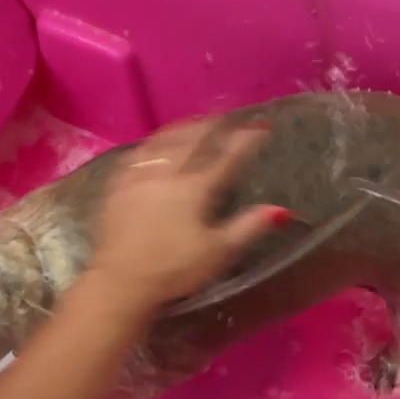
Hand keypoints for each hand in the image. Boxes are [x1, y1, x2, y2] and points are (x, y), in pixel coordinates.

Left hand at [85, 117, 287, 306]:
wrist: (122, 281)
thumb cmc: (176, 269)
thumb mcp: (220, 252)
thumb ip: (250, 227)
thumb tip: (282, 210)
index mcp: (196, 188)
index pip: (226, 157)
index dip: (246, 140)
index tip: (261, 127)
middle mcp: (167, 173)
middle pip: (192, 140)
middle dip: (213, 125)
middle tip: (227, 117)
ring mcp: (139, 178)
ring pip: (163, 142)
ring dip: (182, 128)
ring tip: (194, 122)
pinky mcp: (117, 188)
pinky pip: (136, 155)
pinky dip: (151, 144)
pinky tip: (153, 145)